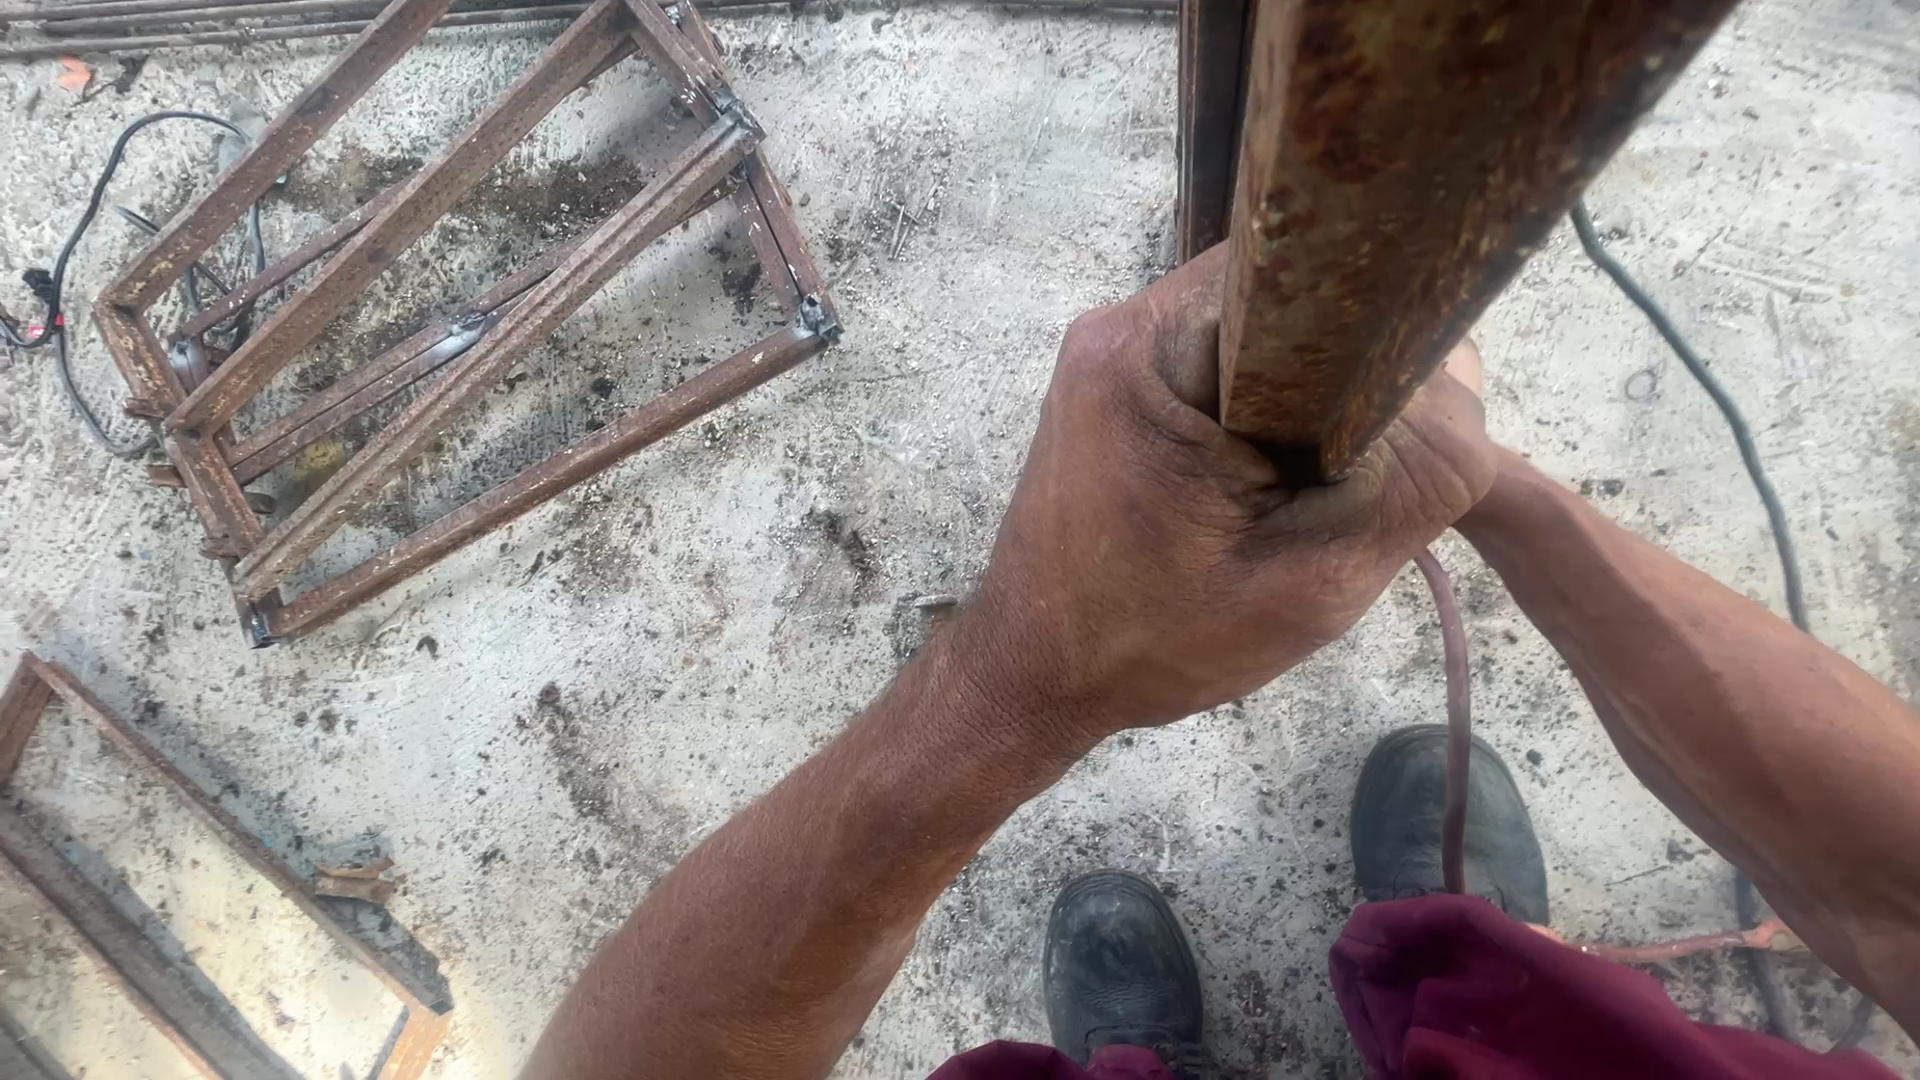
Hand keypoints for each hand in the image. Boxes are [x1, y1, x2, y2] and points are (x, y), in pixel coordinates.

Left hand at [949, 244, 1495, 746]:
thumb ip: (1418, 471)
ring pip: (1264, 339)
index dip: (1386, 337)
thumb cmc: (1151, 644)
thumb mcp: (1313, 581)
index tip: (1397, 427)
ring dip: (1305, 406)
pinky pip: (1221, 369)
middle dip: (1347, 381)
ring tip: (1296, 492)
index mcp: (1147, 349)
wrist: (1037, 670)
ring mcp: (1108, 353)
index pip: (1318, 274)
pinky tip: (1257, 485)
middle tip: (1344, 478)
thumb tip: (1455, 367)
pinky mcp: (1112, 386)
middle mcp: (1117, 326)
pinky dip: (1260, 417)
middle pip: (1291, 303)